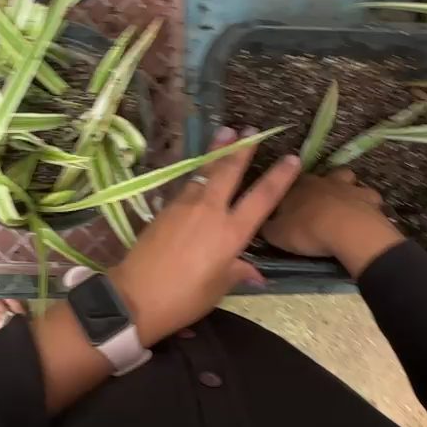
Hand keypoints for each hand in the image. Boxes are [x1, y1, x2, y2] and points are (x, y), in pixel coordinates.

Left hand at [107, 126, 300, 342]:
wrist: (135, 295)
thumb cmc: (183, 298)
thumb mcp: (217, 288)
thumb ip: (237, 272)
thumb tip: (255, 273)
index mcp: (230, 233)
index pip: (262, 198)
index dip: (280, 176)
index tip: (292, 157)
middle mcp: (210, 211)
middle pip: (229, 171)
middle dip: (242, 147)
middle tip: (251, 129)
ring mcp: (185, 206)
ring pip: (206, 171)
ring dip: (216, 151)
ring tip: (225, 132)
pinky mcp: (166, 208)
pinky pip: (188, 183)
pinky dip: (199, 171)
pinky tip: (201, 168)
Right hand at [261, 169, 404, 279]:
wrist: (347, 232)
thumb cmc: (307, 230)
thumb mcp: (276, 234)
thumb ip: (267, 227)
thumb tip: (261, 223)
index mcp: (297, 186)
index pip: (287, 183)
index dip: (287, 194)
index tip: (286, 208)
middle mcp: (322, 180)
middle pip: (319, 175)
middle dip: (318, 186)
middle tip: (316, 204)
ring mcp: (348, 186)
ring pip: (347, 177)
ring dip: (345, 187)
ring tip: (342, 203)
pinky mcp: (369, 198)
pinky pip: (369, 196)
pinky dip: (367, 203)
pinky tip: (364, 215)